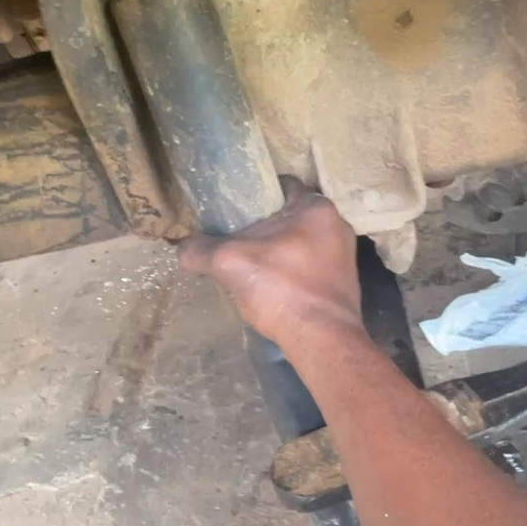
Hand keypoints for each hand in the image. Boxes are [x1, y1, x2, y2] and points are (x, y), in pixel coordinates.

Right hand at [179, 181, 362, 346]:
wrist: (321, 340)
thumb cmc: (281, 288)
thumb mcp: (229, 262)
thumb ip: (200, 250)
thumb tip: (183, 250)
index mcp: (316, 208)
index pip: (282, 185)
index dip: (255, 194)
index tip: (234, 208)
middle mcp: (337, 225)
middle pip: (290, 216)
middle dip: (265, 225)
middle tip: (237, 238)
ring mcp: (344, 256)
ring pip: (301, 242)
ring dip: (278, 250)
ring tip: (251, 264)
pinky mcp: (343, 284)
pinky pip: (310, 266)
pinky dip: (290, 271)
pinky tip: (271, 287)